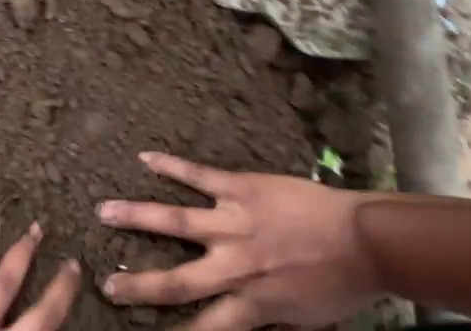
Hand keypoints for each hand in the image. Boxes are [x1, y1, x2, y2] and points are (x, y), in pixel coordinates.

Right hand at [97, 152, 380, 329]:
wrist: (365, 241)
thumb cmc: (339, 285)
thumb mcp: (303, 320)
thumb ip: (266, 320)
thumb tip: (241, 323)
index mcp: (252, 303)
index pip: (203, 328)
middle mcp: (234, 266)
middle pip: (177, 280)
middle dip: (138, 285)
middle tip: (107, 283)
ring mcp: (234, 222)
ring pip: (175, 219)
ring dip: (137, 215)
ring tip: (104, 210)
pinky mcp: (241, 188)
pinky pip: (200, 175)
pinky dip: (171, 165)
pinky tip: (146, 157)